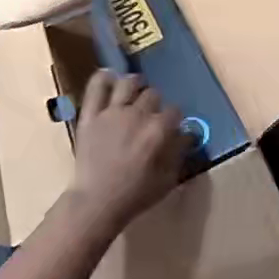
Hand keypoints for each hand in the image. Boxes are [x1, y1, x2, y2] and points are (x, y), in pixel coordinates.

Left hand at [66, 70, 188, 231]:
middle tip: (152, 115)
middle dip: (157, 104)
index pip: (175, 112)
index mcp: (158, 130)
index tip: (172, 127)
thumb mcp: (168, 179)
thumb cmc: (135, 194)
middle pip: (153, 95)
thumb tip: (187, 135)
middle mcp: (137, 114)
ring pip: (128, 83)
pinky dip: (104, 78)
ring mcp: (111, 112)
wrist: (97, 201)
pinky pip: (96, 87)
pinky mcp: (90, 115)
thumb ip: (179, 152)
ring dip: (136, 85)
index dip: (175, 119)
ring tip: (136, 91)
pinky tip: (110, 77)